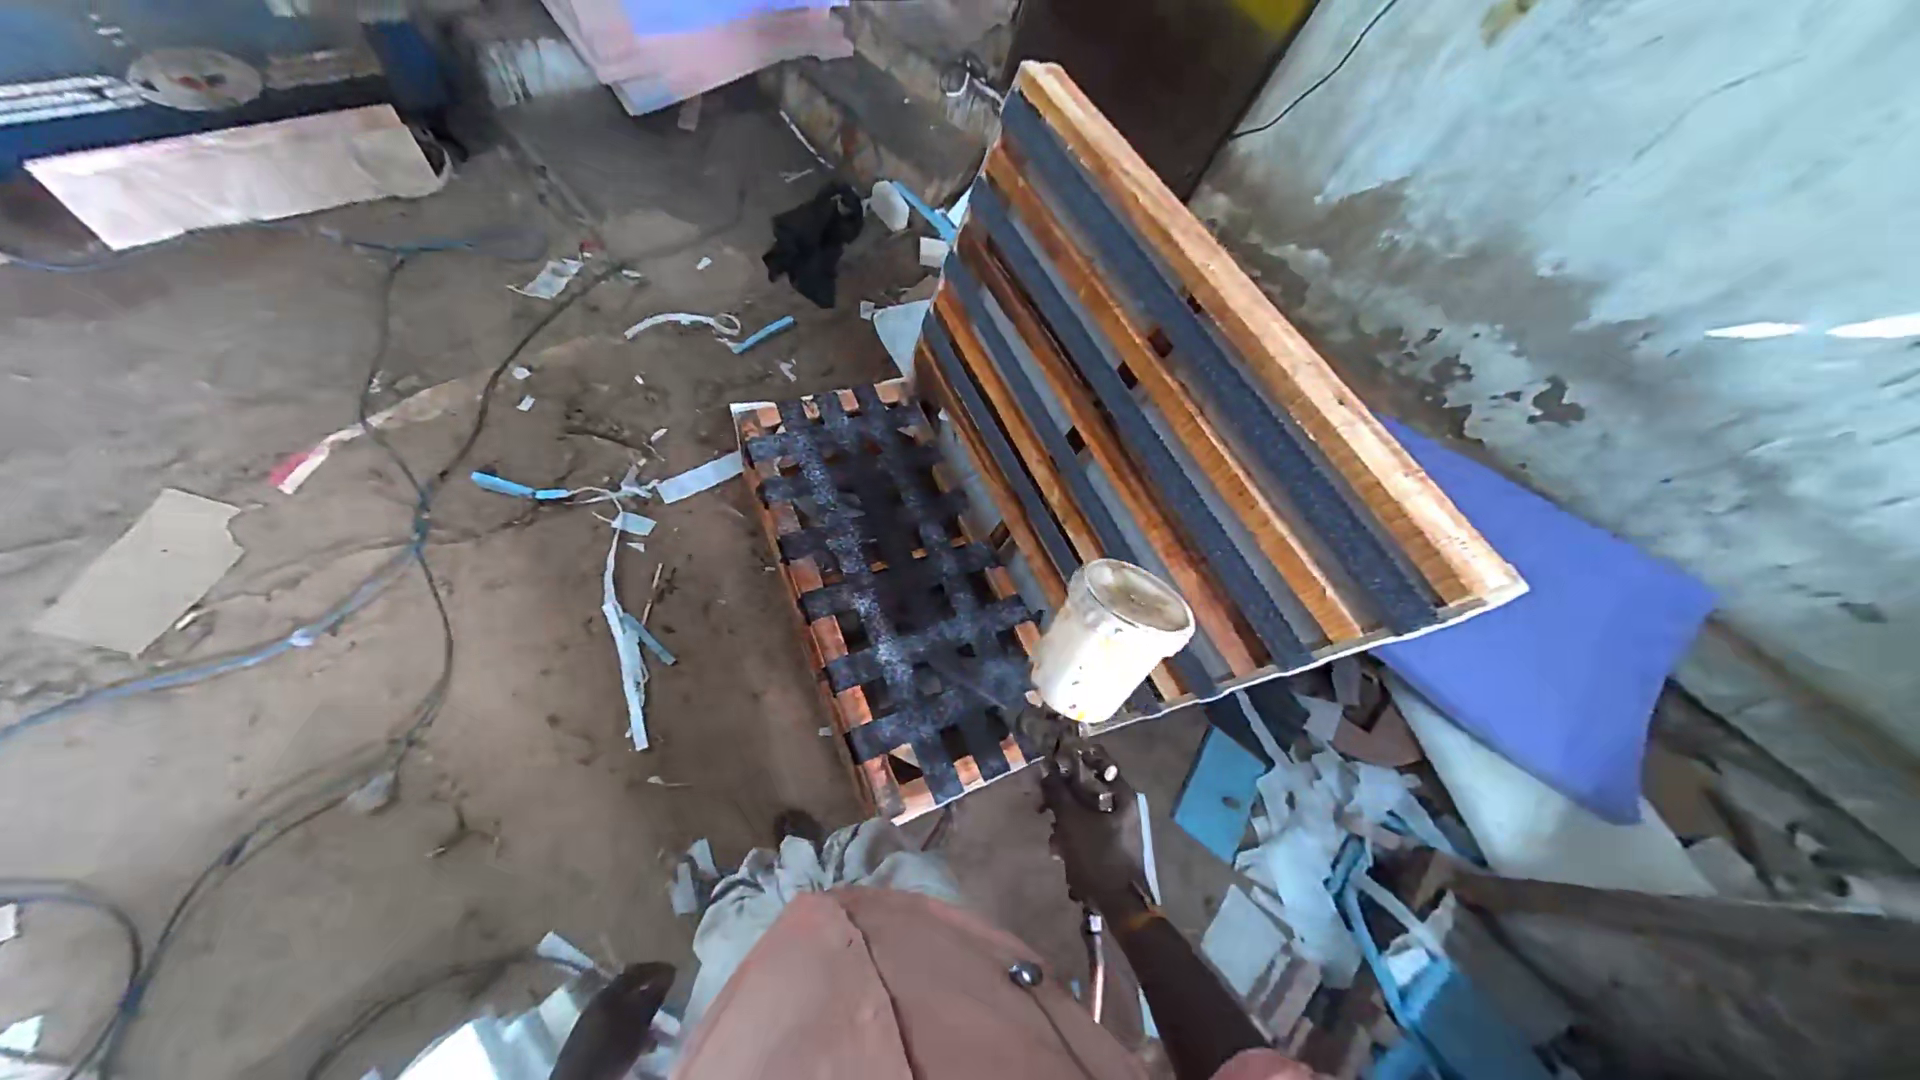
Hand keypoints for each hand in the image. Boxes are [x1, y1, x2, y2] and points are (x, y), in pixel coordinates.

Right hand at [1039, 748, 1150, 916]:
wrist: (1118, 905)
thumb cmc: (1098, 856)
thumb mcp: (1072, 821)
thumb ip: (1058, 792)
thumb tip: (1045, 767)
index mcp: (1121, 795)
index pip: (1101, 761)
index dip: (1076, 757)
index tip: (1054, 761)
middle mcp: (1122, 807)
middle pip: (1087, 788)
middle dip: (1061, 796)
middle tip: (1041, 804)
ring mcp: (1117, 828)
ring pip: (1083, 811)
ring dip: (1063, 820)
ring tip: (1052, 839)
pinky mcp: (1109, 846)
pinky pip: (1086, 830)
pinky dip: (1071, 836)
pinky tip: (1059, 852)